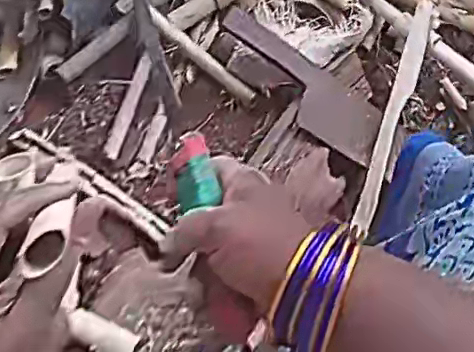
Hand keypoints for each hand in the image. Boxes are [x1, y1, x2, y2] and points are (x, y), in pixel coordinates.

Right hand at [160, 157, 319, 335]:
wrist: (303, 289)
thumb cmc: (270, 245)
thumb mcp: (217, 225)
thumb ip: (187, 227)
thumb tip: (170, 240)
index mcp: (242, 184)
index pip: (208, 168)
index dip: (188, 179)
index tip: (171, 195)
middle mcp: (246, 212)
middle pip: (203, 225)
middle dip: (194, 250)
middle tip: (191, 259)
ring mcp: (250, 247)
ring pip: (210, 263)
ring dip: (208, 283)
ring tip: (215, 290)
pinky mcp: (254, 279)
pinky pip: (225, 289)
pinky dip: (224, 302)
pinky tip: (231, 305)